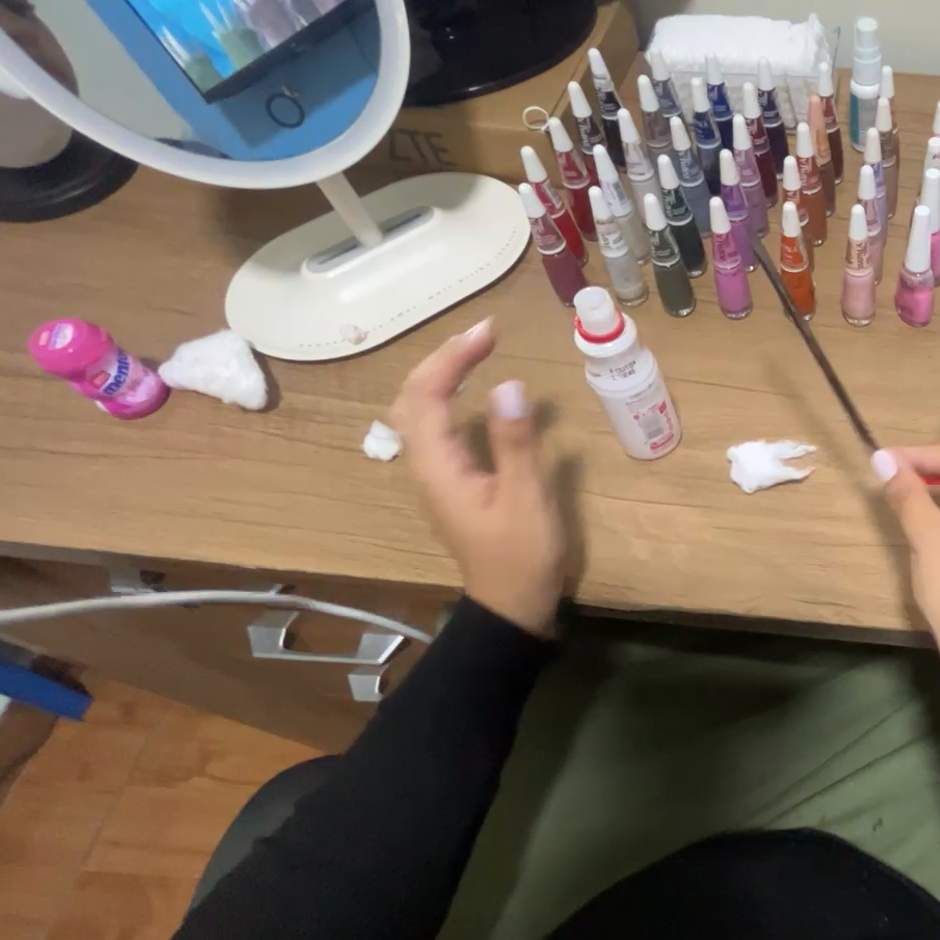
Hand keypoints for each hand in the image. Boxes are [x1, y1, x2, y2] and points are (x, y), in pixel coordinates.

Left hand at [390, 318, 566, 636]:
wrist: (511, 605)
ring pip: (422, 414)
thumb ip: (515, 443)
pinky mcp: (454, 485)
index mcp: (438, 467)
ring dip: (444, 378)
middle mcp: (427, 467)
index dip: (452, 358)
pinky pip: (440, 430)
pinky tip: (479, 398)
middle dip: (442, 360)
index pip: (426, 395)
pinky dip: (452, 402)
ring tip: (479, 354)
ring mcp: (438, 477)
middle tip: (484, 337)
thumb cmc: (522, 555)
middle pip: (413, 399)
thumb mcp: (526, 498)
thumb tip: (510, 386)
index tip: (490, 333)